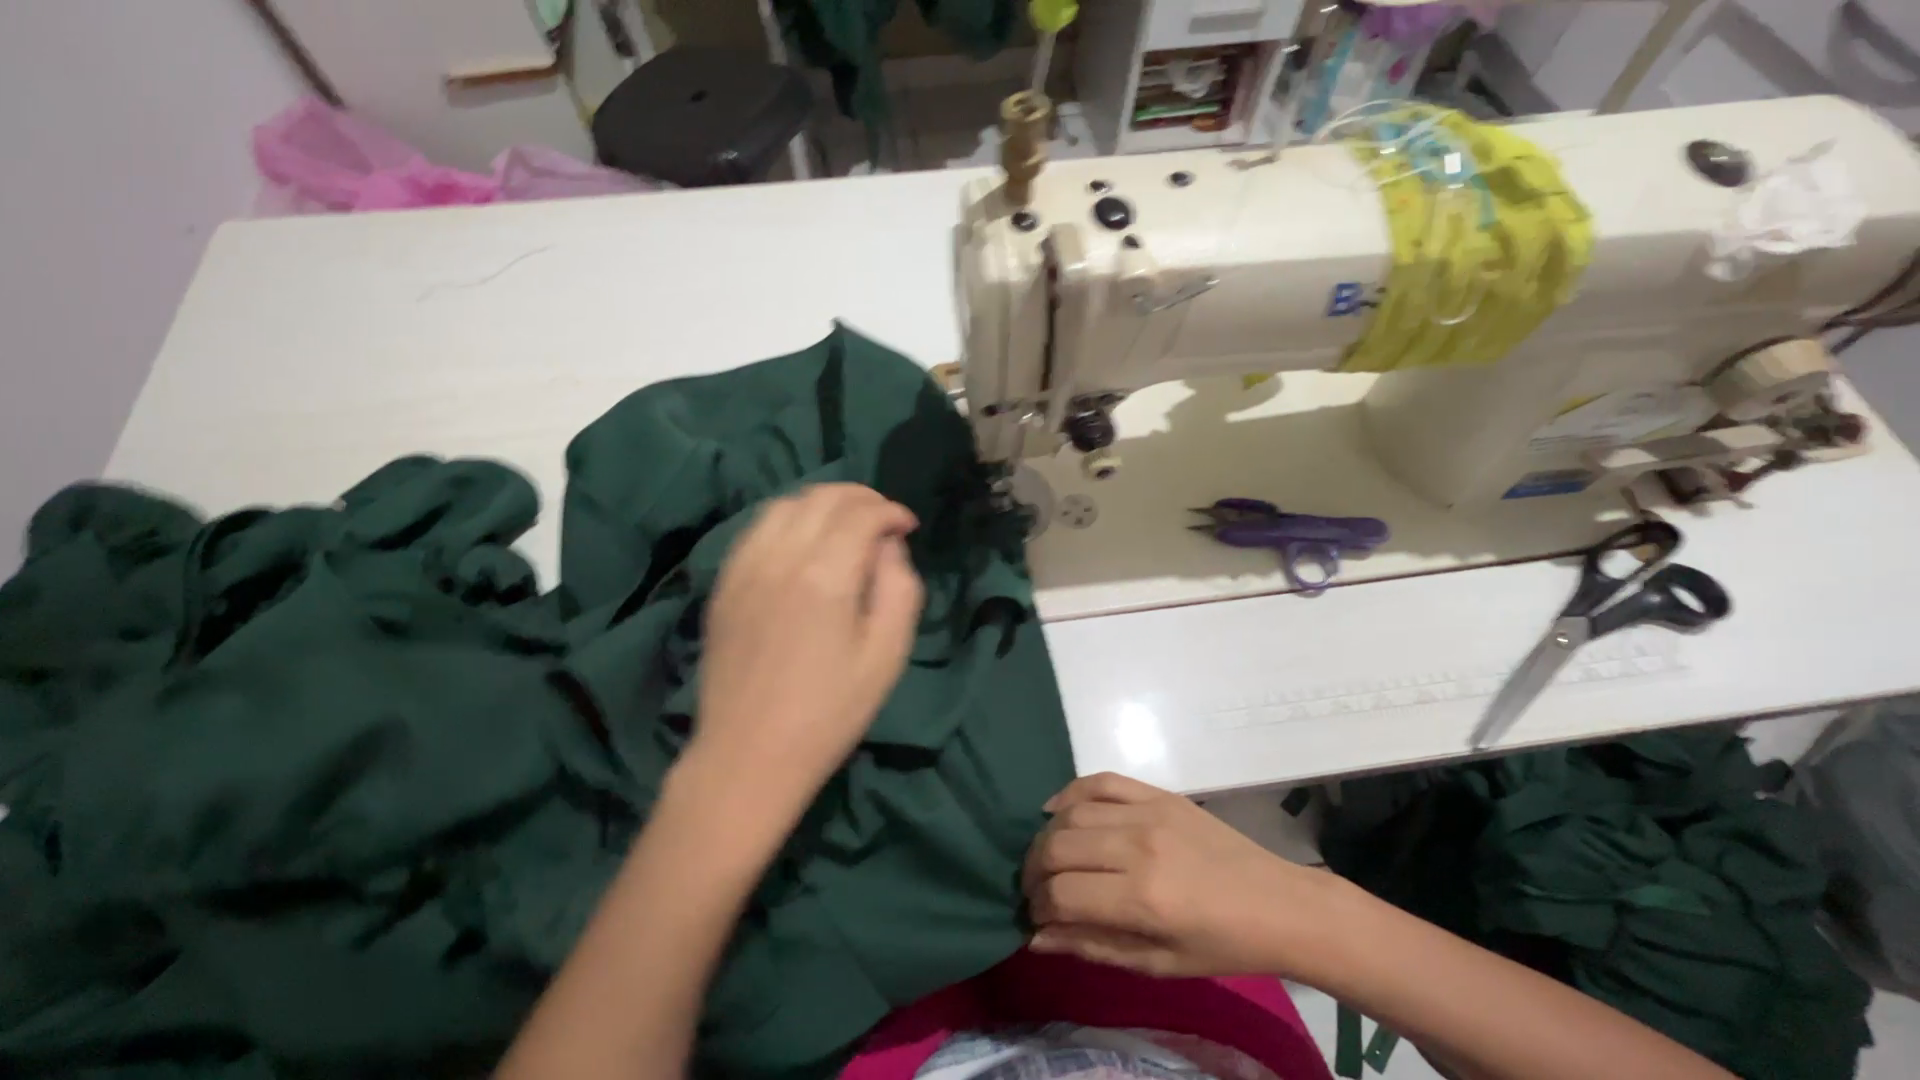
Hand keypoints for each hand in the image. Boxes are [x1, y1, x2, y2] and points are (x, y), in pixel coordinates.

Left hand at [693, 484, 924, 800]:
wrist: (749, 754)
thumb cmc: (829, 713)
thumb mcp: (886, 656)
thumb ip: (898, 588)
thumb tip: (889, 547)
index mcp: (824, 575)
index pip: (861, 513)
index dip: (891, 511)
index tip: (908, 526)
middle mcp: (779, 557)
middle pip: (821, 497)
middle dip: (860, 498)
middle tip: (882, 520)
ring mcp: (743, 568)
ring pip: (784, 505)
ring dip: (821, 504)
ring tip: (844, 527)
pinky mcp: (723, 584)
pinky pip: (755, 530)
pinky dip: (786, 522)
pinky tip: (802, 546)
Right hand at [1023, 773, 1334, 978]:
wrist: (1278, 904)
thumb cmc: (1221, 946)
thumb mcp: (1157, 963)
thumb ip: (1092, 946)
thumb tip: (1035, 936)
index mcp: (1143, 899)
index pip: (1060, 894)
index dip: (1037, 908)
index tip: (1036, 919)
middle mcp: (1139, 848)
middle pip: (1056, 847)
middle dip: (1032, 871)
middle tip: (1036, 889)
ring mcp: (1149, 813)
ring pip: (1071, 812)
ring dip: (1046, 836)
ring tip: (1048, 857)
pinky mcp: (1160, 794)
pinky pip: (1100, 781)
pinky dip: (1070, 793)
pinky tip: (1056, 810)